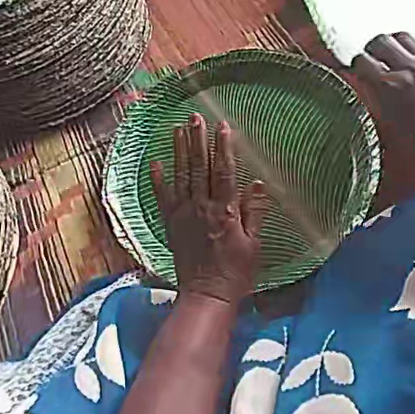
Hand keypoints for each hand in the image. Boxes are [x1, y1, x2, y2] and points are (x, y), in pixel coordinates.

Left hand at [150, 115, 267, 302]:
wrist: (207, 296)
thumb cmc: (236, 272)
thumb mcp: (254, 244)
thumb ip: (254, 212)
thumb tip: (258, 183)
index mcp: (226, 212)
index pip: (225, 172)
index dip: (224, 148)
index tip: (223, 126)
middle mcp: (202, 208)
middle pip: (200, 168)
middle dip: (198, 140)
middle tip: (195, 117)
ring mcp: (183, 215)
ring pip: (181, 176)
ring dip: (180, 151)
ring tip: (179, 128)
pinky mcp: (170, 224)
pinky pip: (162, 197)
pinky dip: (158, 179)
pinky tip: (156, 161)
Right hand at [347, 32, 414, 154]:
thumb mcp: (382, 137)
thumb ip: (368, 112)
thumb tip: (359, 103)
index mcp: (388, 88)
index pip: (361, 61)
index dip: (356, 67)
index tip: (357, 72)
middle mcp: (410, 70)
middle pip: (381, 41)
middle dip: (373, 51)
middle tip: (373, 61)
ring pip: (405, 38)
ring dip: (396, 47)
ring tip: (395, 60)